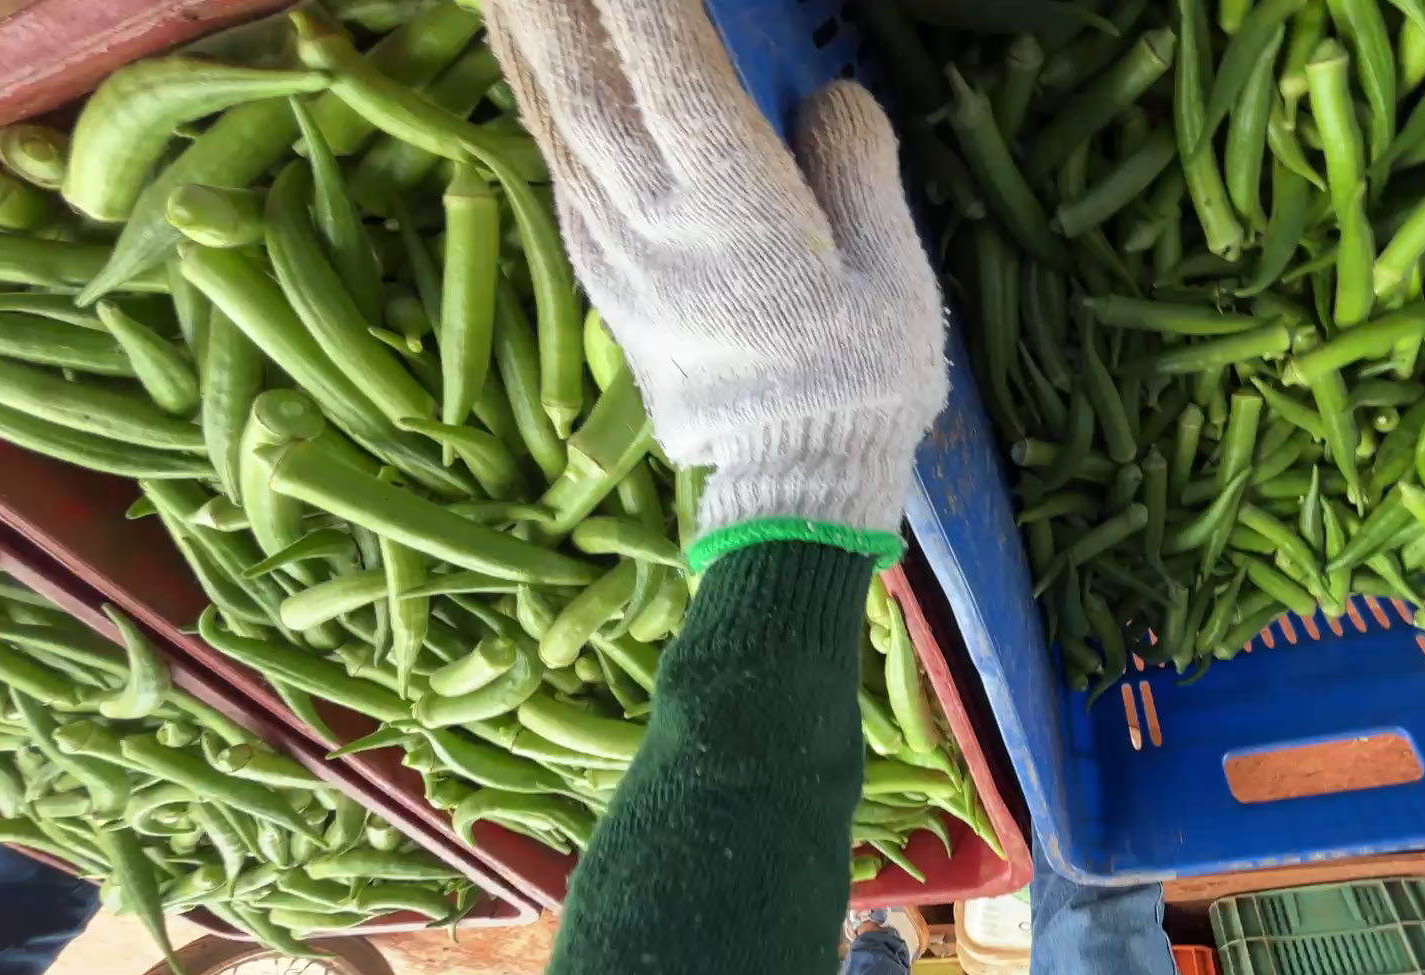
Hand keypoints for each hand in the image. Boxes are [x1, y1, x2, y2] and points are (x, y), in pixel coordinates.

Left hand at [485, 0, 946, 567]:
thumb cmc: (862, 381)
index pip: (667, 46)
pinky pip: (561, 180)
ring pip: (554, 120)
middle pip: (581, 68)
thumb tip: (831, 98)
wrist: (798, 480)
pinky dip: (541, 112)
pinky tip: (540, 81)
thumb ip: (861, 170)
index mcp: (734, 201)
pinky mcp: (608, 289)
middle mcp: (653, 215)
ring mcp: (617, 255)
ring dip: (529, 34)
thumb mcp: (895, 278)